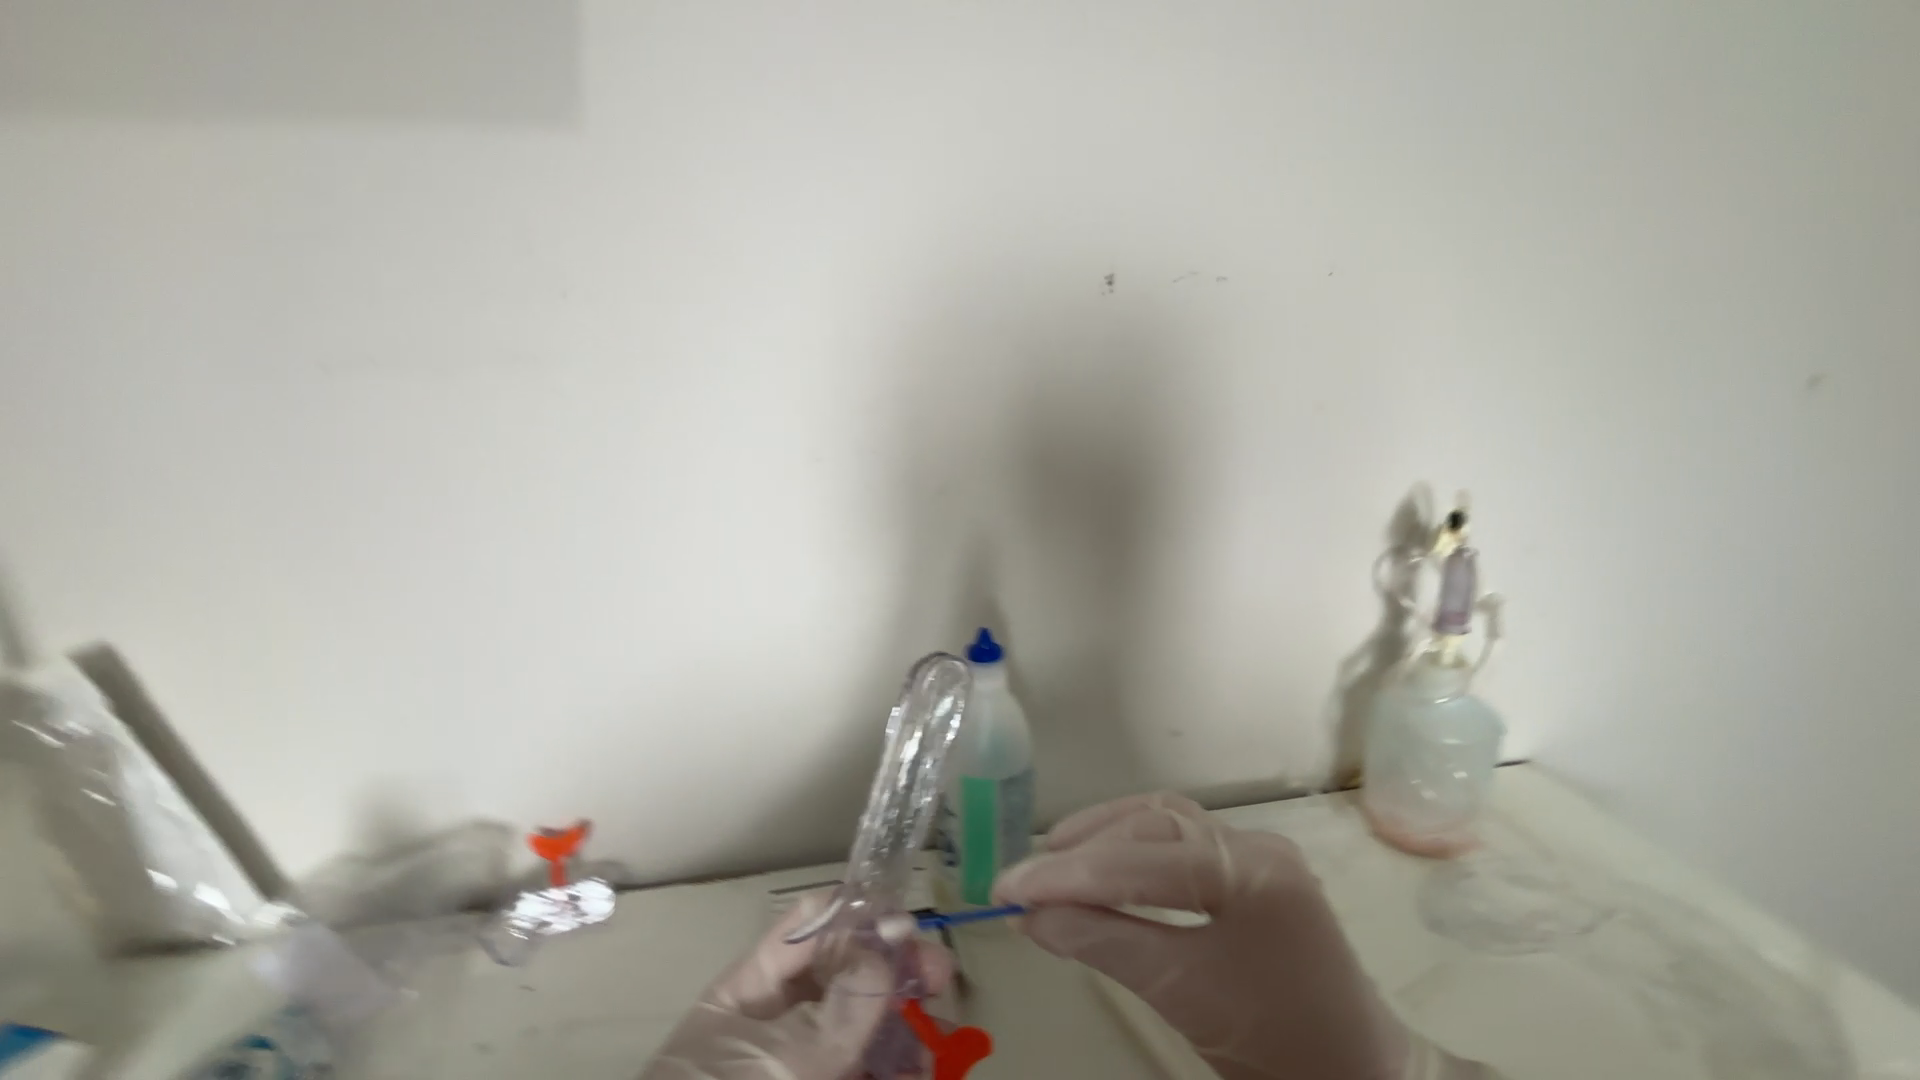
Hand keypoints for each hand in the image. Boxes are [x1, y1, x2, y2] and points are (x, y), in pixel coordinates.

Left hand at [639, 895, 951, 1079]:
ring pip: (863, 1027)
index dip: (858, 911)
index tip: (909, 921)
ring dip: (905, 1027)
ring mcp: (800, 1062)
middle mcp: (779, 1017)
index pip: (810, 924)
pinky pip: (864, 1069)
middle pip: (846, 973)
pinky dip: (896, 1068)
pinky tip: (920, 1071)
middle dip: (895, 971)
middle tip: (940, 978)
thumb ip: (842, 1003)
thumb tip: (894, 932)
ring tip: (940, 1039)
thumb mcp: (778, 1059)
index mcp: (753, 986)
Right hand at [994, 792, 1408, 1079]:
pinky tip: (1100, 862)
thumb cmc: (1274, 1044)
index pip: (1141, 860)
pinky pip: (1180, 838)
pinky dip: (1131, 846)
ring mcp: (1257, 850)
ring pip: (1163, 820)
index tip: (1008, 890)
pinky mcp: (1251, 866)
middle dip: (1080, 851)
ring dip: (1102, 837)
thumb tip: (1029, 915)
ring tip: (1051, 862)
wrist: (1357, 1074)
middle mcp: (1256, 845)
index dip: (1067, 875)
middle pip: (1151, 824)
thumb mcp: (1180, 994)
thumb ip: (1101, 943)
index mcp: (1252, 874)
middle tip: (1021, 881)